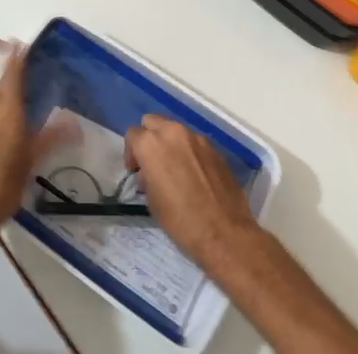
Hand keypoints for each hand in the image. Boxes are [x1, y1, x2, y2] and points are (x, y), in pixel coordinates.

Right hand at [124, 114, 256, 263]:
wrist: (225, 234)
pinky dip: (190, 153)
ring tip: (176, 169)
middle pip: (153, 122)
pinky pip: (195, 144)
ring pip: (176, 131)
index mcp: (151, 144)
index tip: (136, 171)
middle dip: (149, 138)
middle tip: (152, 163)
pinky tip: (195, 176)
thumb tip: (150, 173)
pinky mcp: (216, 150)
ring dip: (171, 144)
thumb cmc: (180, 220)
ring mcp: (198, 139)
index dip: (131, 153)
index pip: (132, 134)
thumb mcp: (151, 200)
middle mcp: (173, 133)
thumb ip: (146, 176)